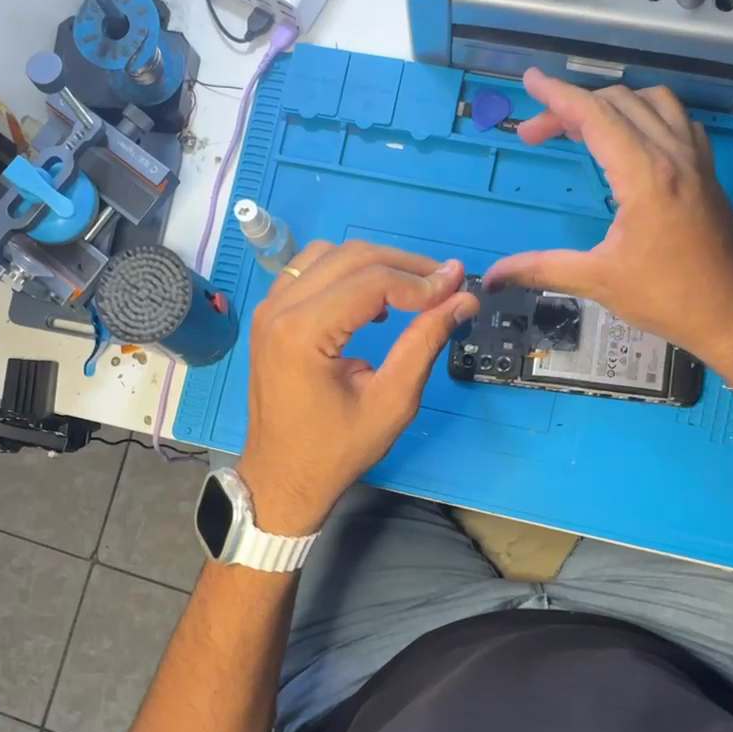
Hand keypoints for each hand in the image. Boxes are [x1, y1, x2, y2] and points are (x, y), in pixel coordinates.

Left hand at [238, 240, 478, 534]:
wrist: (282, 477)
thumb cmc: (336, 450)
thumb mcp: (391, 402)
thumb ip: (425, 343)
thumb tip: (463, 298)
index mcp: (303, 333)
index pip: (372, 281)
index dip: (421, 281)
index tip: (458, 289)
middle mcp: (279, 309)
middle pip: (351, 257)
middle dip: (404, 266)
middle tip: (445, 283)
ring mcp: (269, 309)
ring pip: (328, 254)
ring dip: (374, 264)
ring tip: (411, 292)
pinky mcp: (269, 315)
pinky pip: (309, 271)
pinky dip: (345, 274)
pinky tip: (372, 302)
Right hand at [484, 69, 732, 382]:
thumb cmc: (668, 297)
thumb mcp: (598, 282)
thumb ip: (541, 270)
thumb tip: (493, 277)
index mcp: (644, 174)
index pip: (594, 115)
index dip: (557, 96)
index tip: (530, 81)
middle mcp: (672, 153)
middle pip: (617, 103)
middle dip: (570, 107)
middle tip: (535, 133)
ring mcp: (694, 158)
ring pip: (651, 101)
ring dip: (610, 103)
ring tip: (579, 127)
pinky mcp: (706, 170)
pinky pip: (676, 120)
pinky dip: (646, 114)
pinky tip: (630, 137)